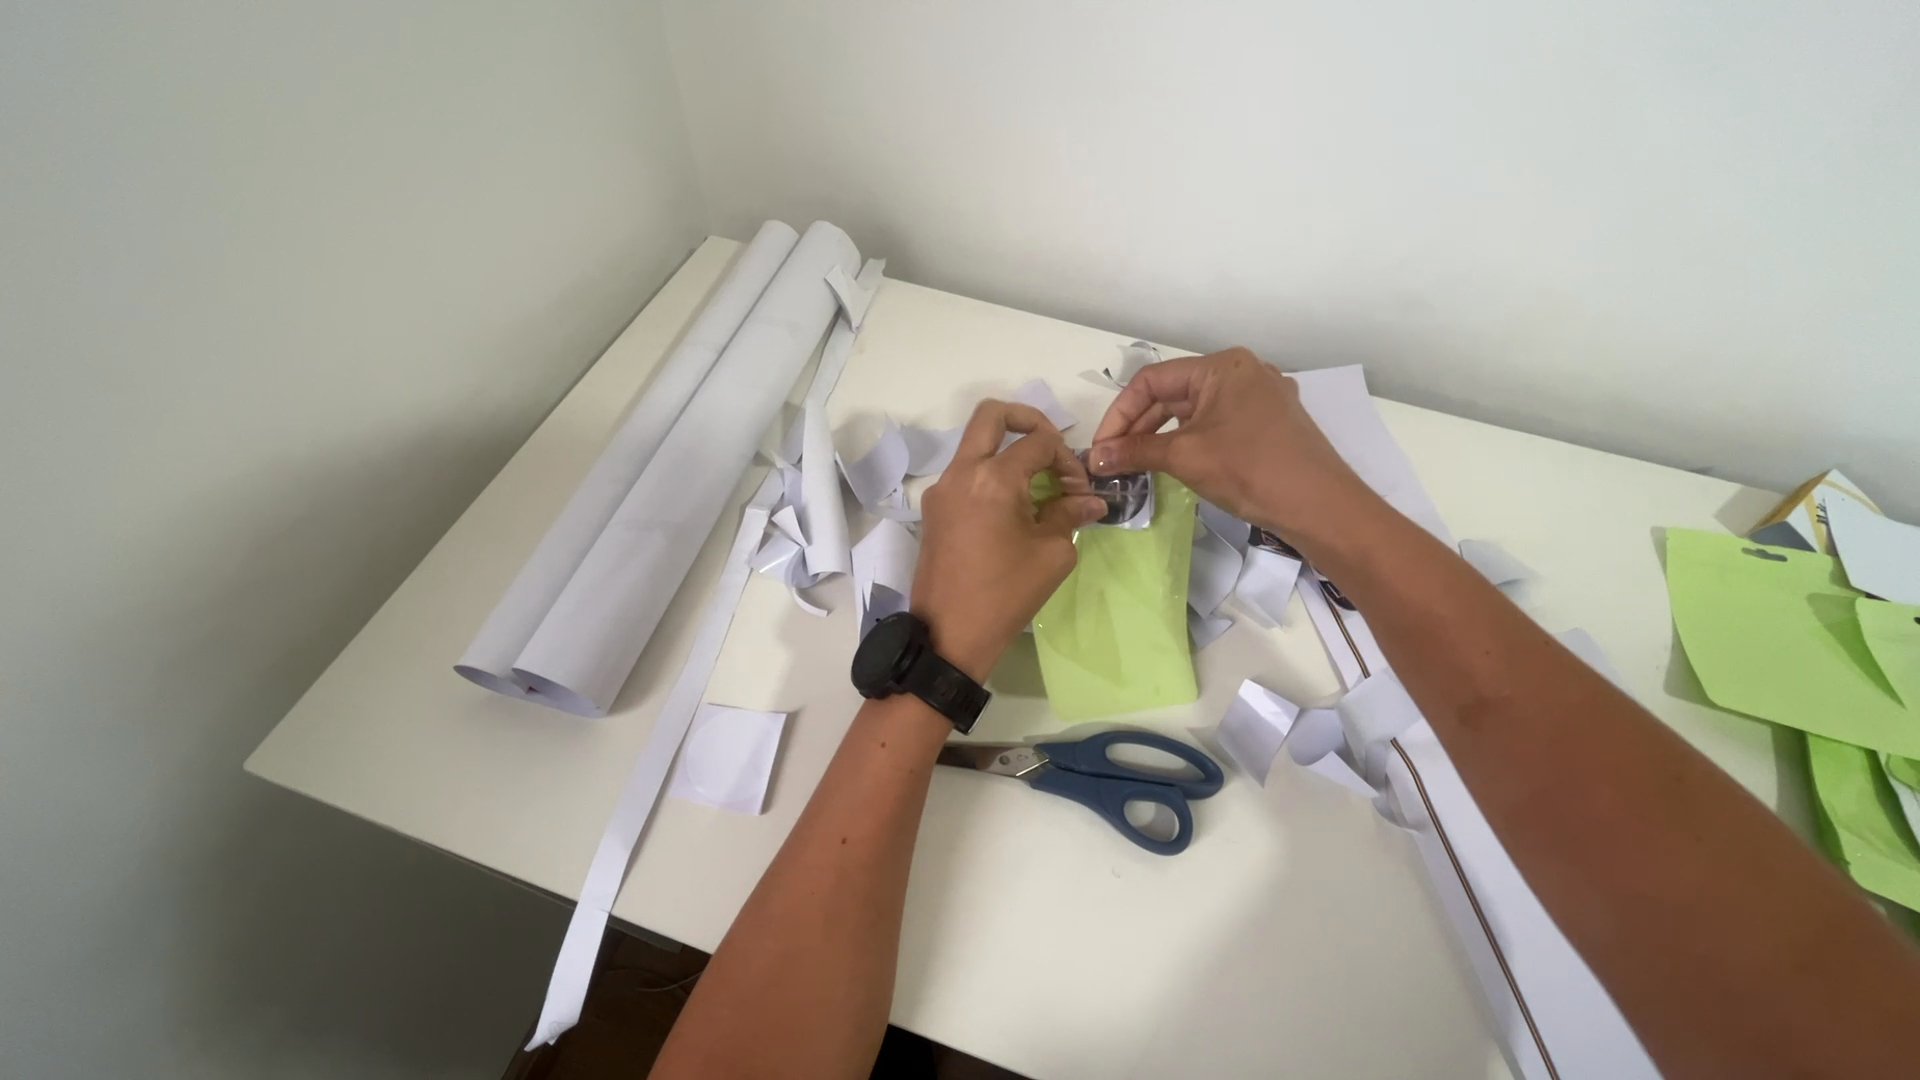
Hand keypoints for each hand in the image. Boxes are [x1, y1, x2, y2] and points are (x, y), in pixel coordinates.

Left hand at [912, 401, 1107, 681]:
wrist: (949, 634)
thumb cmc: (1005, 594)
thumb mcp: (1052, 554)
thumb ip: (1070, 516)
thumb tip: (1090, 501)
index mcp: (993, 478)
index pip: (1038, 442)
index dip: (1066, 459)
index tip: (1078, 491)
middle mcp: (961, 472)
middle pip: (992, 415)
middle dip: (1028, 420)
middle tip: (1051, 448)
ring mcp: (941, 489)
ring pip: (974, 444)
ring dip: (1007, 452)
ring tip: (1036, 487)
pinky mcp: (933, 509)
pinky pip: (964, 474)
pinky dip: (990, 476)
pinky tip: (1012, 508)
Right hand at [1088, 348, 1375, 539]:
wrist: (1320, 506)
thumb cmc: (1250, 470)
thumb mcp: (1185, 457)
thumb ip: (1136, 451)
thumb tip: (1095, 458)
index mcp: (1222, 366)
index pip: (1151, 381)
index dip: (1119, 414)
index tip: (1100, 448)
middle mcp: (1242, 372)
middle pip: (1172, 394)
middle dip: (1138, 427)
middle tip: (1112, 460)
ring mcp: (1259, 398)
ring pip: (1194, 412)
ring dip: (1160, 437)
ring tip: (1135, 465)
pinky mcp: (1269, 424)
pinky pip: (1216, 425)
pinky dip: (1188, 442)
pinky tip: (1172, 464)